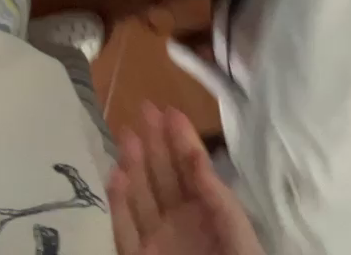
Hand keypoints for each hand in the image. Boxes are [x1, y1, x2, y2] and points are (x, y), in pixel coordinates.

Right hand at [107, 104, 264, 254]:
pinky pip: (124, 229)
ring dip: (133, 164)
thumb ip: (215, 194)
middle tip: (143, 108)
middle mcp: (180, 223)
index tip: (168, 109)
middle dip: (153, 142)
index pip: (191, 169)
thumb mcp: (235, 232)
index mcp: (208, 214)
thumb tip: (195, 153)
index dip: (180, 139)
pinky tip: (115, 176)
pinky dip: (118, 203)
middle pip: (163, 176)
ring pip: (141, 196)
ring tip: (127, 134)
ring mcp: (157, 242)